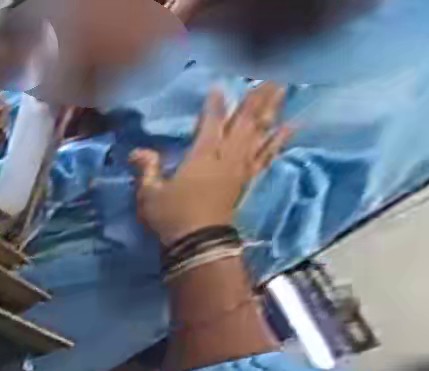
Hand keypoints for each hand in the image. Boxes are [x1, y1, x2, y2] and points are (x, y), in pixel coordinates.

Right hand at [129, 83, 289, 243]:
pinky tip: (291, 124)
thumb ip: (147, 169)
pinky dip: (281, 137)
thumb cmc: (169, 214)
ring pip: (262, 129)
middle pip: (245, 119)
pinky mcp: (249, 176)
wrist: (198, 237)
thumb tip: (137, 151)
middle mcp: (228, 153)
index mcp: (203, 154)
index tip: (218, 88)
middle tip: (270, 75)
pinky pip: (269, 152)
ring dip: (273, 108)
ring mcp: (243, 163)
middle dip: (256, 98)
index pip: (211, 122)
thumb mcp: (149, 194)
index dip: (215, 104)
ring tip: (283, 89)